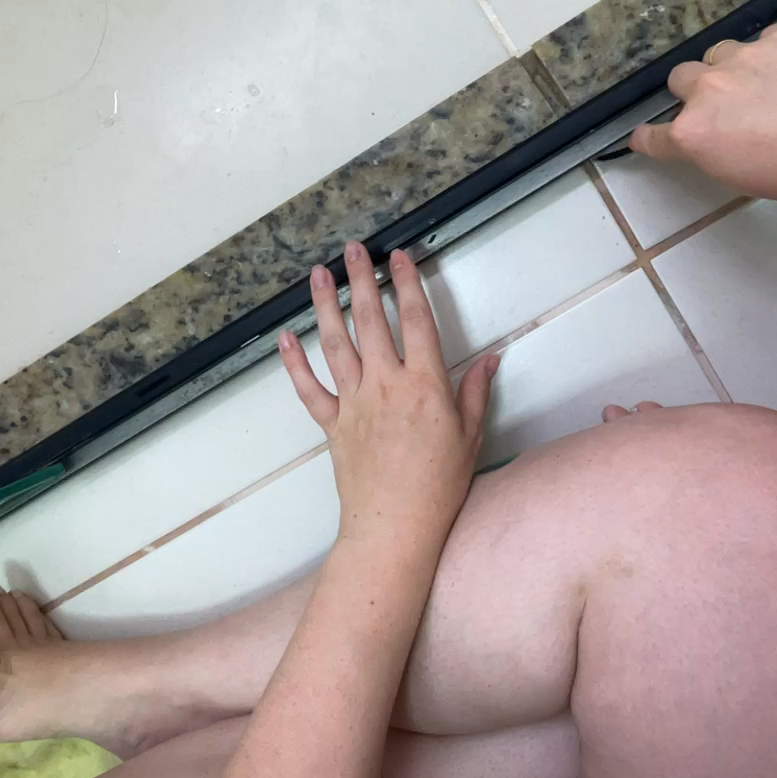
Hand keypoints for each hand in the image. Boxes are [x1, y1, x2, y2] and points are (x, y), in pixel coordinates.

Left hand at [279, 242, 498, 546]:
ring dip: (326, 306)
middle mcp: (386, 384)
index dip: (409, 284)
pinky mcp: (332, 423)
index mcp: (424, 385)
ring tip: (319, 275)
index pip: (417, 322)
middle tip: (354, 250)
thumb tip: (491, 360)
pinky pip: (309, 389)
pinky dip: (295, 364)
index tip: (400, 257)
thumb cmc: (439, 485)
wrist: (395, 527)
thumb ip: (476, 393)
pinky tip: (285, 338)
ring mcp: (354, 402)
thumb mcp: (470, 437)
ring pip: (335, 344)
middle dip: (364, 281)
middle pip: (372, 322)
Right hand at [630, 24, 776, 206]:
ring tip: (763, 84)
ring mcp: (743, 57)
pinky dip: (774, 55)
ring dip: (730, 67)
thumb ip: (710, 148)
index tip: (646, 137)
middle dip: (692, 90)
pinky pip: (765, 40)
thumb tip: (711, 134)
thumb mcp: (737, 174)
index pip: (653, 136)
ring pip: (719, 53)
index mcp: (692, 134)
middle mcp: (707, 90)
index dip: (647, 137)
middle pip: (679, 77)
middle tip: (721, 104)